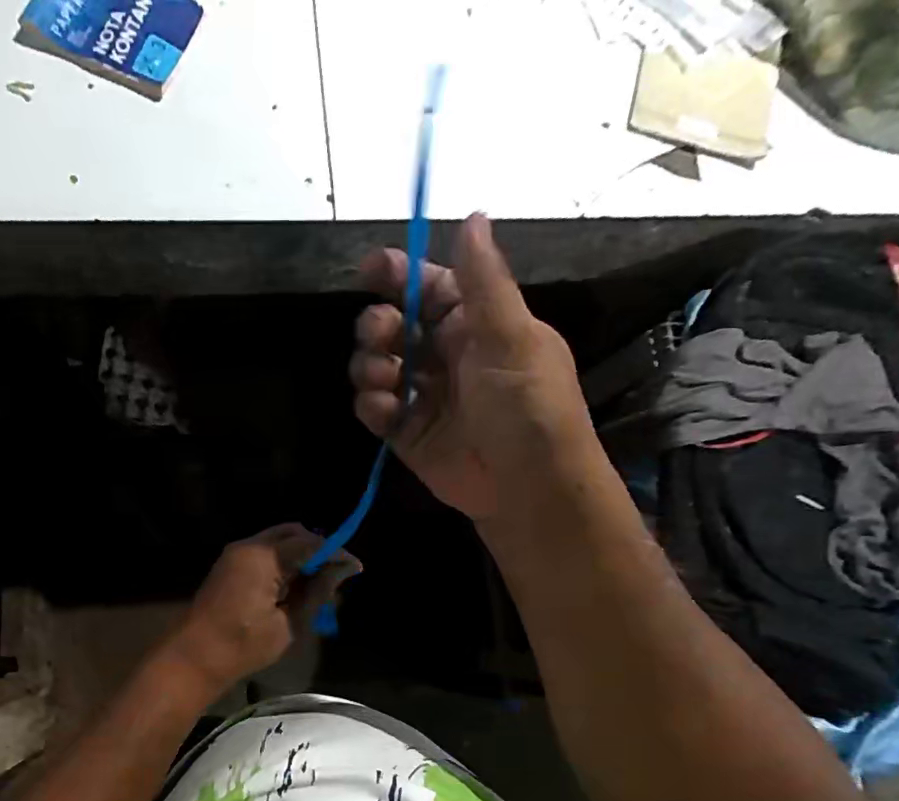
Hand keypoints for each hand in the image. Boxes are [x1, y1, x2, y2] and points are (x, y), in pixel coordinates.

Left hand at [162, 524, 360, 689]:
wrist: (194, 656)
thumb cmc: (243, 644)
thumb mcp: (289, 623)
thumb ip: (317, 592)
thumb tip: (342, 571)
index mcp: (263, 557)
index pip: (310, 543)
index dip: (336, 553)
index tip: (356, 568)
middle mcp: (248, 546)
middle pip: (292, 533)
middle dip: (318, 548)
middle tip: (336, 573)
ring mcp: (235, 553)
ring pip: (278, 540)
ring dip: (300, 554)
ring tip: (318, 582)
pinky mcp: (229, 565)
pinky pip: (264, 551)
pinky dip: (284, 561)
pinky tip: (295, 585)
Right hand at [350, 213, 590, 519]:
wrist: (527, 487)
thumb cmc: (529, 405)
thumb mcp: (512, 338)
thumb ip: (484, 281)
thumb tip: (473, 216)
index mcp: (478, 325)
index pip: (431, 287)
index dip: (401, 275)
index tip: (369, 269)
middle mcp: (447, 355)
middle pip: (395, 325)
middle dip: (379, 324)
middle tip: (382, 332)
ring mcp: (425, 395)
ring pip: (378, 365)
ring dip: (371, 365)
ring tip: (385, 378)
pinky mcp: (407, 432)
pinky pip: (375, 408)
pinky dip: (372, 405)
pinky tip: (386, 410)